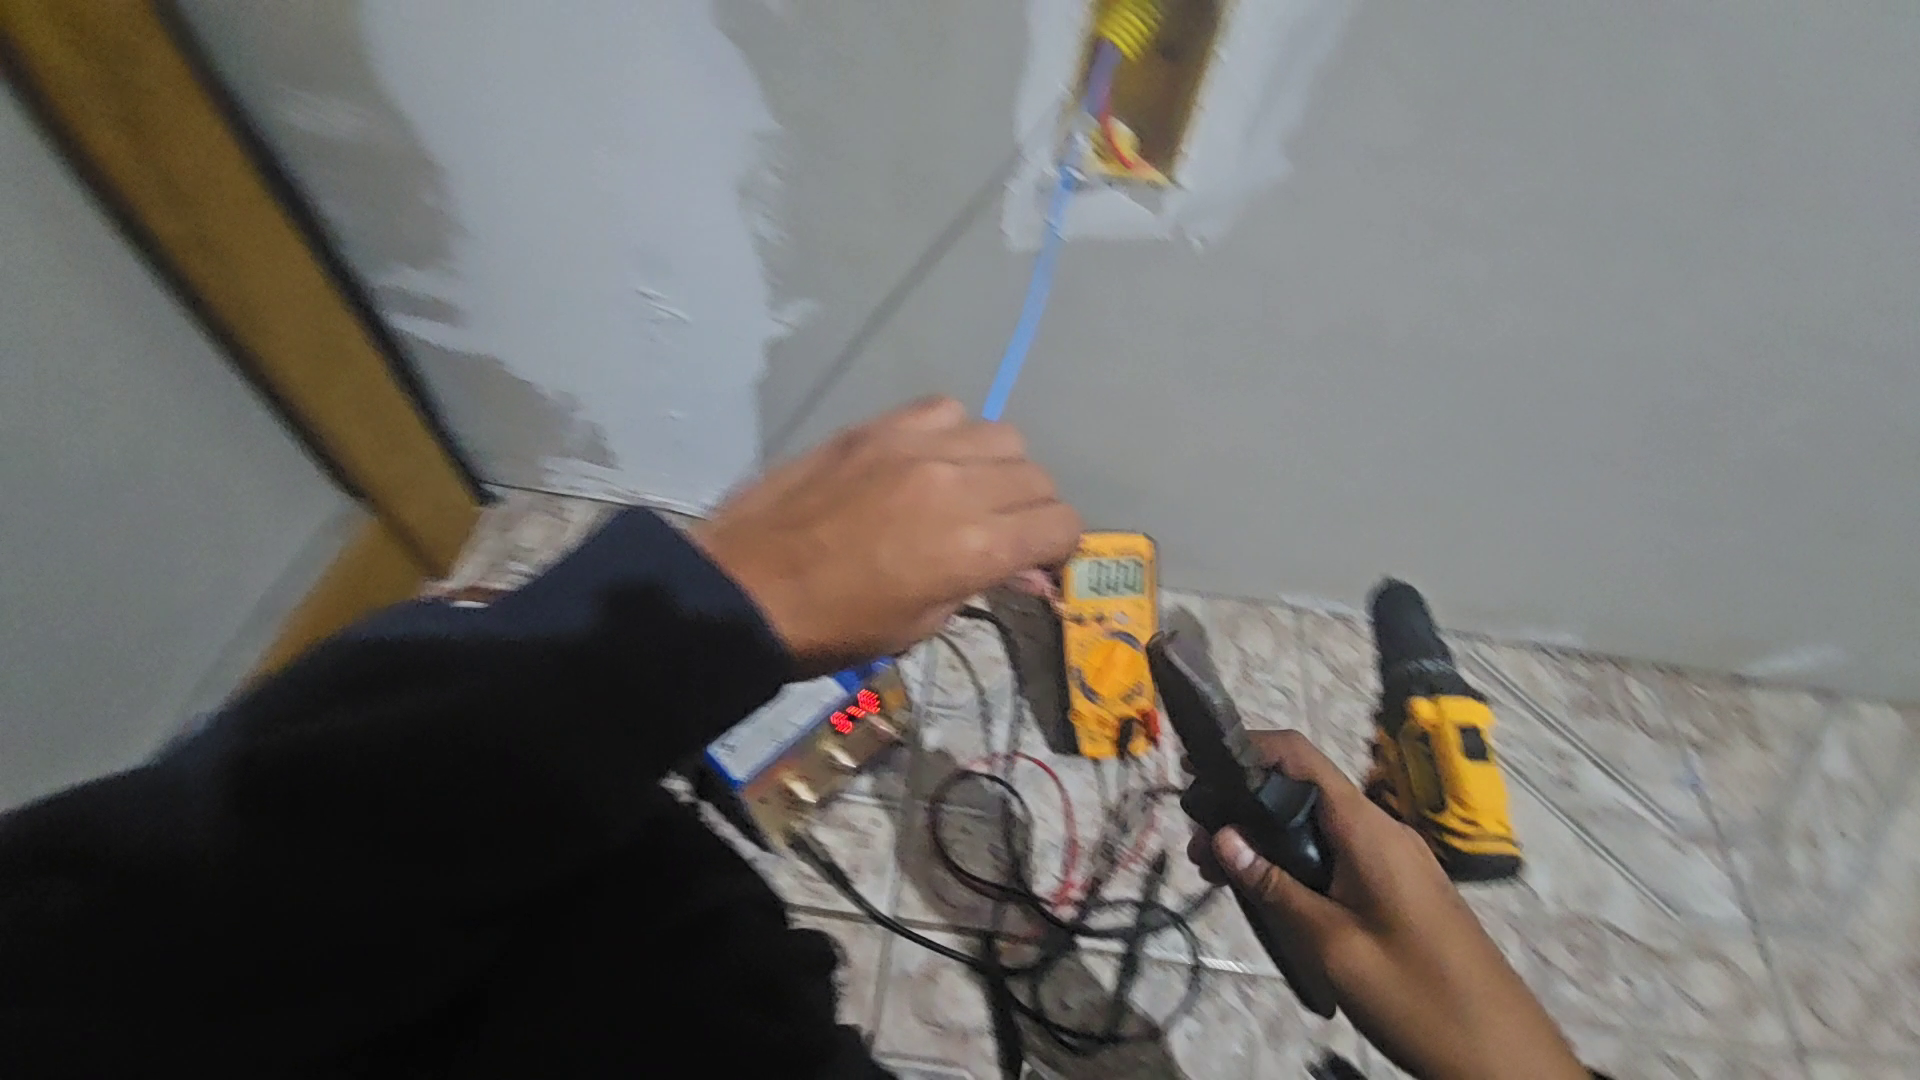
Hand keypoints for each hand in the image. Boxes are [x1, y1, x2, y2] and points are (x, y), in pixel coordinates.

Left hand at [689, 397, 1081, 673]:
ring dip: (999, 468)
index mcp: (975, 546)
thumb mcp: (922, 623)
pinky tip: (930, 459)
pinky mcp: (878, 426)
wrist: (744, 590)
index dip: (1059, 547)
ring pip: (1002, 436)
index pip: (1061, 524)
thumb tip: (1030, 571)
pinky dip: (953, 434)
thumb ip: (983, 583)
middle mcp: (959, 485)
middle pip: (1038, 478)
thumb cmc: (836, 628)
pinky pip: (945, 409)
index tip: (1040, 559)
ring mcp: (917, 446)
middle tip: (1004, 533)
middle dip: (1034, 510)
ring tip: (969, 491)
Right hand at [1185, 731, 1585, 1079]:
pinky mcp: (1397, 886)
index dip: (1247, 749)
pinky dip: (1293, 862)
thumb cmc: (1418, 998)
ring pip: (1314, 826)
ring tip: (1218, 875)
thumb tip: (1221, 836)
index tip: (1199, 774)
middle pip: (1300, 791)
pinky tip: (1265, 893)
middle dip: (1242, 808)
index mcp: (1367, 829)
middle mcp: (1380, 830)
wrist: (1509, 1064)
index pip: (1299, 755)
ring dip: (1264, 840)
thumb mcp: (1332, 946)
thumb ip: (1274, 886)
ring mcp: (1393, 858)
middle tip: (1198, 848)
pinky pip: (1334, 854)